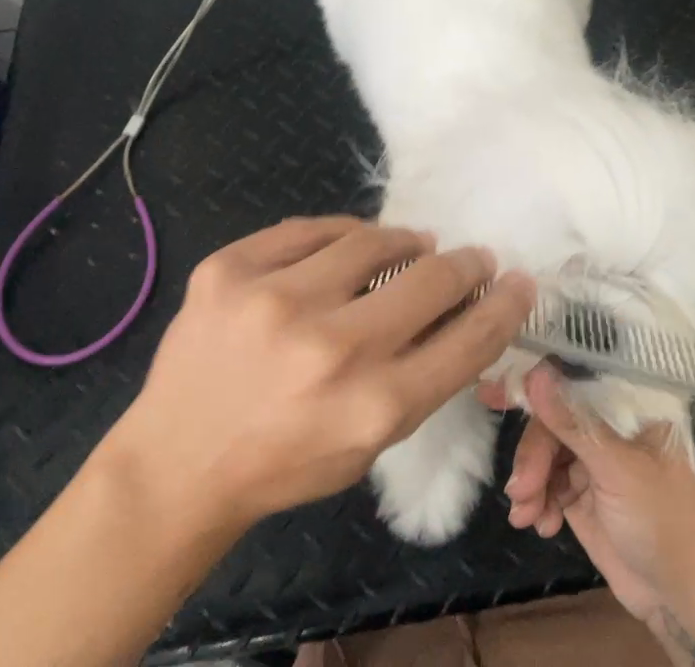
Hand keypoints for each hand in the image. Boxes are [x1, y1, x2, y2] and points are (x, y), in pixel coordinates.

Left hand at [102, 217, 535, 530]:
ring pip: (369, 240)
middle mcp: (332, 348)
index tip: (516, 282)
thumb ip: (420, 380)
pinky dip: (338, 236)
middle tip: (469, 258)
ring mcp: (273, 301)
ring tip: (410, 244)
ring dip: (403, 241)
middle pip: (430, 280)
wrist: (178, 463)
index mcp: (376, 405)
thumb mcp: (369, 444)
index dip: (505, 304)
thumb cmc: (285, 463)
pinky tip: (349, 244)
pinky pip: (306, 230)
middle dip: (464, 264)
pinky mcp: (227, 271)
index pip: (469, 337)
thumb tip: (460, 310)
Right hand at [479, 364, 694, 620]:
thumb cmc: (665, 521)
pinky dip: (537, 503)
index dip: (534, 385)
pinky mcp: (582, 497)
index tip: (491, 392)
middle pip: (552, 423)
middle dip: (532, 456)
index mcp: (631, 411)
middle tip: (521, 489)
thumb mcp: (617, 469)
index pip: (575, 383)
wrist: (684, 596)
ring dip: (530, 484)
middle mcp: (612, 431)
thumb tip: (534, 373)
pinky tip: (540, 525)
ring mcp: (596, 464)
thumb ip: (572, 422)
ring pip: (544, 456)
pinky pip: (546, 486)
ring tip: (528, 515)